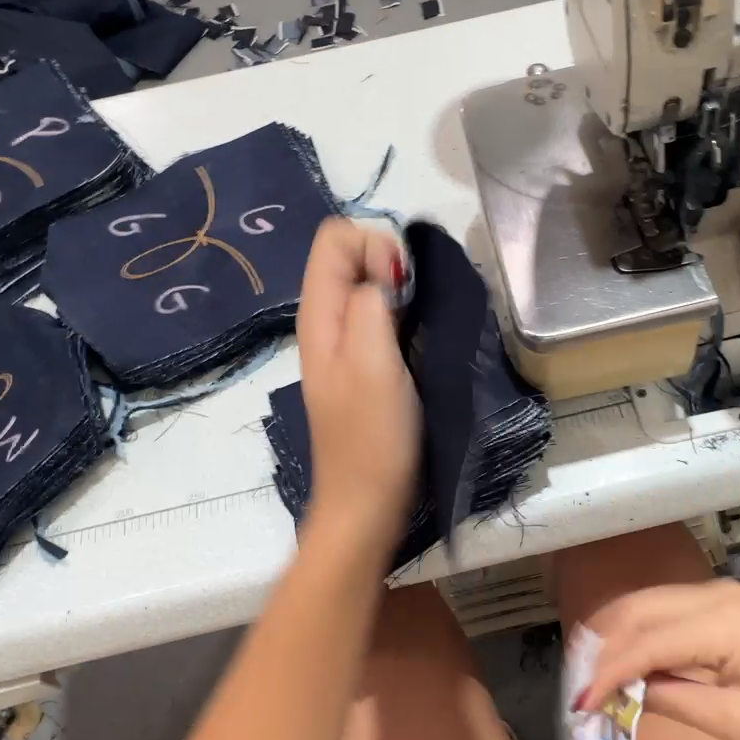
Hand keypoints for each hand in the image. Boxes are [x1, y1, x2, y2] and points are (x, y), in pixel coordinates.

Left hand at [297, 217, 419, 534]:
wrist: (367, 503)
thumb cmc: (372, 436)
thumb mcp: (372, 360)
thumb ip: (370, 300)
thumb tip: (383, 266)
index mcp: (319, 313)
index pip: (335, 236)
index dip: (374, 245)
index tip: (399, 289)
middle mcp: (327, 321)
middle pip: (353, 256)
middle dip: (390, 265)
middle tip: (412, 312)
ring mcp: (346, 345)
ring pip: (370, 287)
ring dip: (401, 292)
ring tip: (420, 327)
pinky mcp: (368, 366)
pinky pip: (383, 318)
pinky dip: (405, 317)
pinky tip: (419, 344)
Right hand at [574, 579, 739, 739]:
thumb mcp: (736, 723)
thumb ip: (674, 699)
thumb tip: (622, 691)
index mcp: (722, 622)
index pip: (646, 641)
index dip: (606, 672)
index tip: (578, 705)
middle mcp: (716, 595)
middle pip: (638, 609)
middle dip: (600, 645)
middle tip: (575, 684)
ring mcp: (721, 595)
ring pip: (648, 604)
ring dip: (616, 636)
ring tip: (591, 674)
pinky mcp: (726, 605)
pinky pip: (667, 611)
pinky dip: (640, 633)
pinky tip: (626, 660)